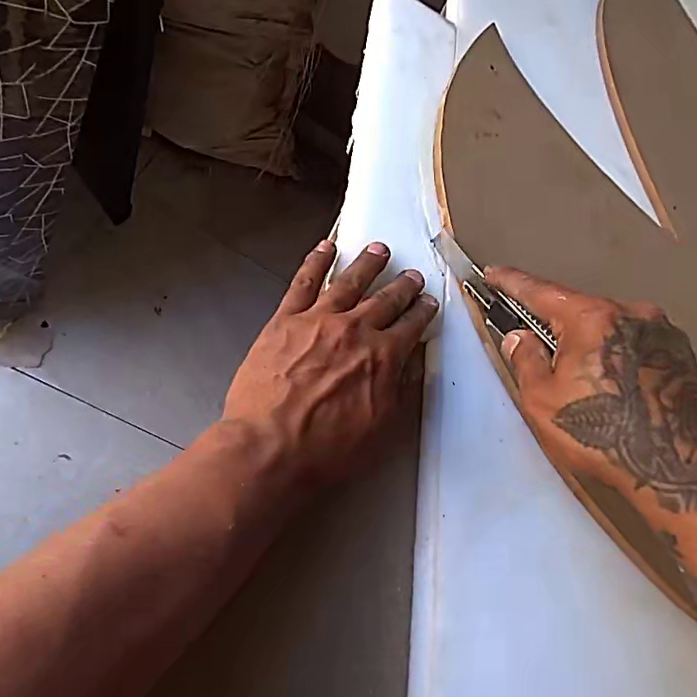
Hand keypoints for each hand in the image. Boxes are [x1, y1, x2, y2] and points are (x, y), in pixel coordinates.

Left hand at [219, 241, 437, 487]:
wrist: (269, 445)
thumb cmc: (325, 448)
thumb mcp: (381, 429)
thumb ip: (400, 390)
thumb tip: (413, 362)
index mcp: (383, 357)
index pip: (410, 327)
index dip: (422, 313)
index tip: (427, 304)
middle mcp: (355, 330)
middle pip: (385, 299)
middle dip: (402, 286)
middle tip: (411, 276)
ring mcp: (318, 320)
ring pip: (349, 281)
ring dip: (367, 263)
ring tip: (379, 249)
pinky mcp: (284, 320)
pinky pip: (303, 282)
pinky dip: (316, 261)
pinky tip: (326, 248)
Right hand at [485, 267, 696, 512]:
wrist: (680, 469)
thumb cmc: (607, 436)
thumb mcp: (543, 401)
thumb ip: (525, 360)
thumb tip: (521, 339)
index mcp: (592, 318)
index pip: (541, 292)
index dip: (512, 283)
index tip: (496, 275)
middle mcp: (632, 314)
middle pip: (579, 313)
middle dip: (556, 331)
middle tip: (541, 361)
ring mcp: (663, 333)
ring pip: (609, 331)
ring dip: (590, 350)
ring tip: (584, 394)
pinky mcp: (683, 355)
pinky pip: (635, 347)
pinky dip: (617, 362)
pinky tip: (613, 395)